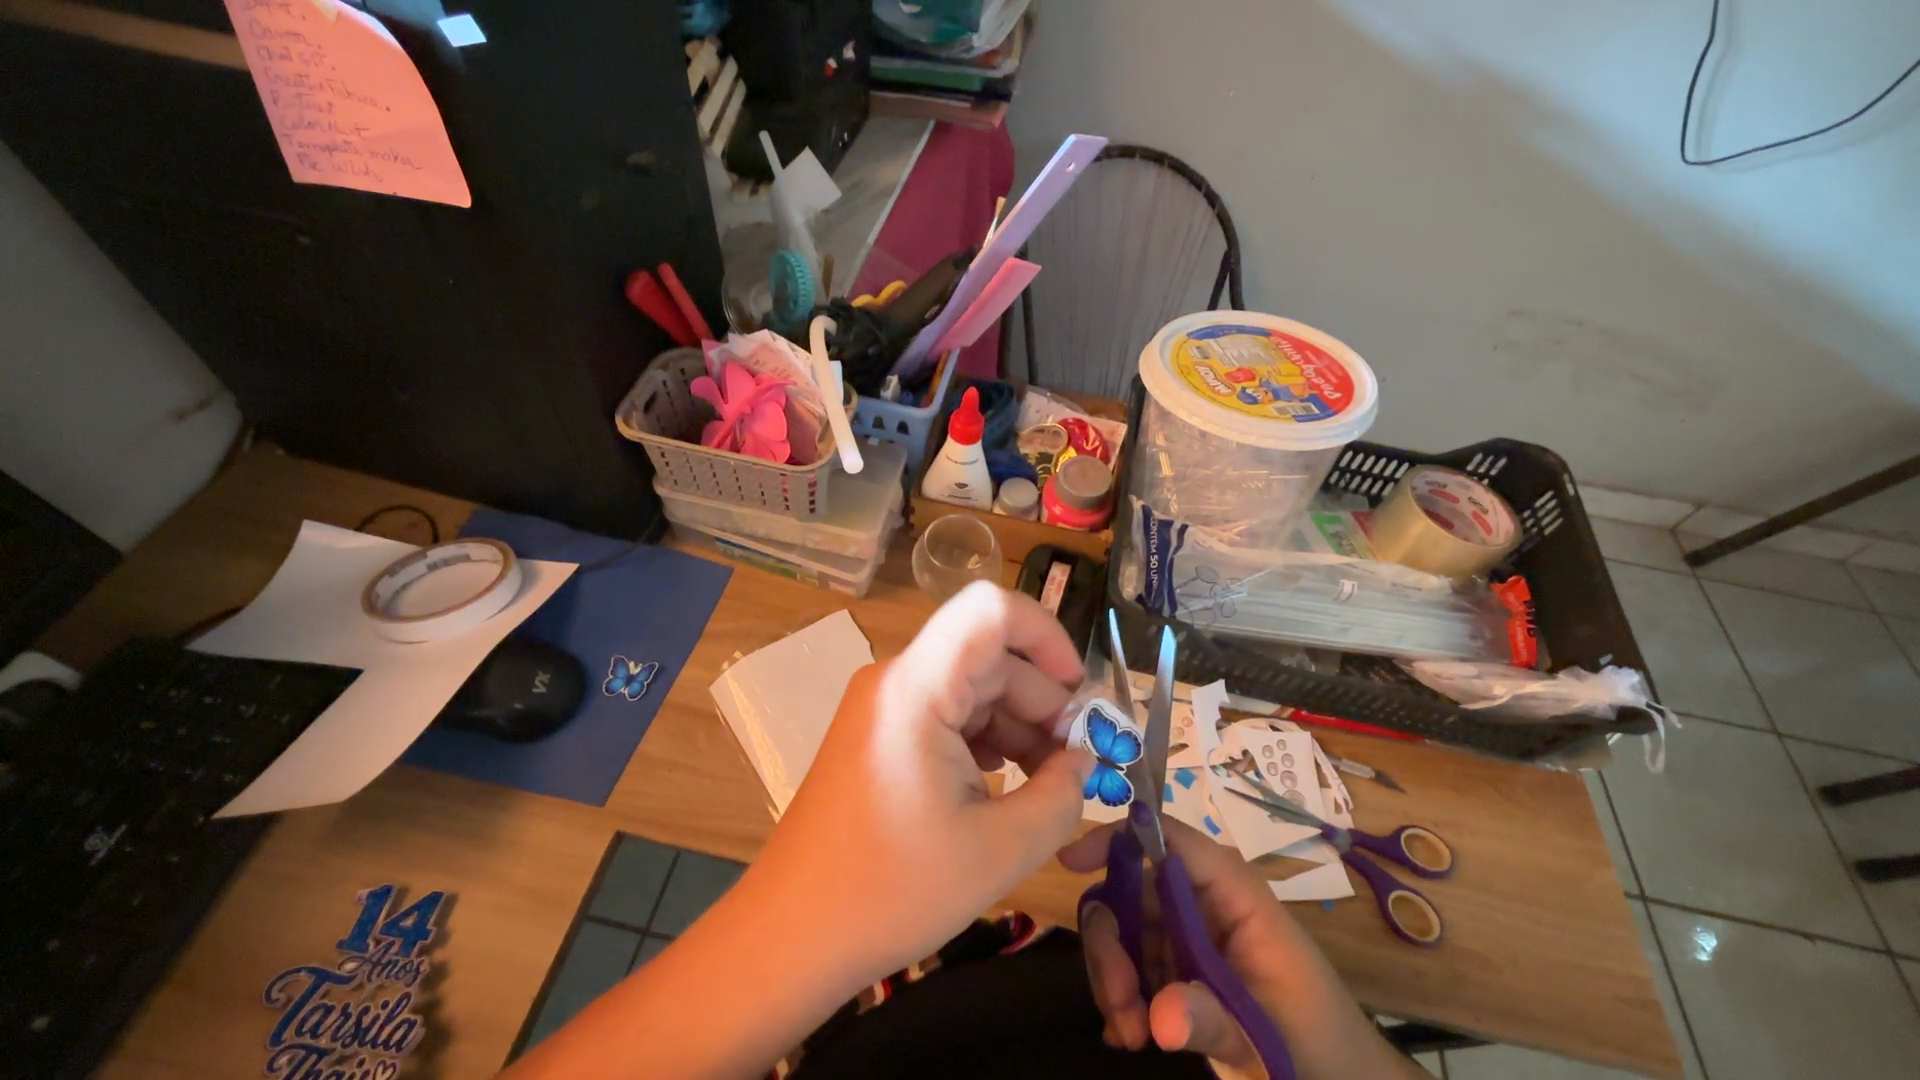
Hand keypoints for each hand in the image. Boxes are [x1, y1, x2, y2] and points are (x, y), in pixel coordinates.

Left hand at [741, 582, 1095, 988]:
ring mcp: (885, 707)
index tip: (1082, 698)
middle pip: (991, 657)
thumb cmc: (891, 892)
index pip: (992, 610)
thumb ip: (1062, 796)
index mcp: (917, 689)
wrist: (791, 935)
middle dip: (1046, 703)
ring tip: (1051, 788)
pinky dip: (989, 742)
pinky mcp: (881, 734)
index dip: (1049, 637)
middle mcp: (897, 680)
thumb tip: (1084, 761)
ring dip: (1022, 728)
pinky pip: (949, 715)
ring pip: (975, 688)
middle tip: (1080, 767)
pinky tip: (1008, 790)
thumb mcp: (1000, 851)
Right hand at [1060, 819, 1418, 1079]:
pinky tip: (1130, 1037)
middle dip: (1110, 942)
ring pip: (1124, 929)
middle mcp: (1207, 907)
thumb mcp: (1269, 1039)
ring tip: (1132, 1036)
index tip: (1071, 863)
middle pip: (1133, 889)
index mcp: (1238, 899)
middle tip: (1119, 1006)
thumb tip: (1156, 1016)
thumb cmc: (1323, 1052)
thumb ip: (1213, 1021)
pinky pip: (1131, 964)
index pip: (1173, 842)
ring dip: (1113, 979)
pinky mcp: (1181, 972)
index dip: (1120, 838)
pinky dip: (1120, 997)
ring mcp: (1191, 939)